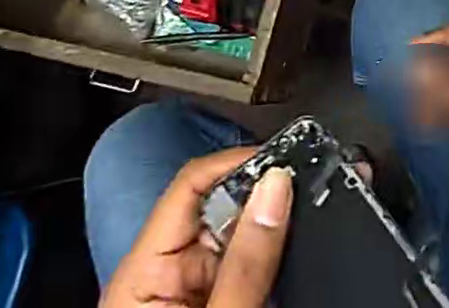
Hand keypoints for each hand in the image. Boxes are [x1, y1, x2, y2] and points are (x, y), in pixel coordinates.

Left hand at [101, 148, 293, 307]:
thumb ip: (246, 261)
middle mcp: (161, 273)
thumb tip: (276, 186)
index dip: (238, 160)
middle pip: (220, 206)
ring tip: (303, 218)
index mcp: (142, 271)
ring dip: (268, 227)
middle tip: (306, 190)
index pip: (191, 182)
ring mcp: (184, 291)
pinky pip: (241, 264)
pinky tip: (290, 249)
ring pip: (237, 235)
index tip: (285, 156)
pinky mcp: (207, 302)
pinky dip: (267, 255)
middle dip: (261, 195)